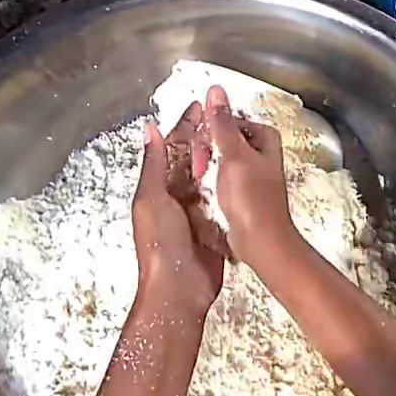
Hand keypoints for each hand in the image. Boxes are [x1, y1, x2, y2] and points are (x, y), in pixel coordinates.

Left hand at [133, 104, 222, 319]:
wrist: (179, 290)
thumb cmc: (160, 243)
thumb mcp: (152, 198)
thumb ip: (154, 164)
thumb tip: (150, 128)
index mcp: (159, 187)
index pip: (173, 148)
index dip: (185, 125)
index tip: (201, 105)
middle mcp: (177, 196)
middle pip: (194, 159)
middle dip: (207, 138)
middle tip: (226, 116)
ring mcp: (198, 211)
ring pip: (211, 177)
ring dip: (221, 158)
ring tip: (239, 136)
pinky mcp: (216, 226)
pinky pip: (224, 199)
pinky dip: (232, 185)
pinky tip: (245, 170)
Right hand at [202, 85, 299, 266]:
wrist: (261, 242)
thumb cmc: (251, 199)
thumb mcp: (234, 155)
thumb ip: (223, 123)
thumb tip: (215, 90)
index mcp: (264, 137)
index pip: (227, 119)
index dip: (209, 130)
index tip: (199, 145)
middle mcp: (260, 150)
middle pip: (222, 137)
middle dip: (207, 150)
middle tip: (200, 167)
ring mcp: (251, 171)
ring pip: (218, 158)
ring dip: (206, 167)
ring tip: (201, 181)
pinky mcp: (242, 189)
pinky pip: (219, 176)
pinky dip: (210, 181)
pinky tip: (204, 191)